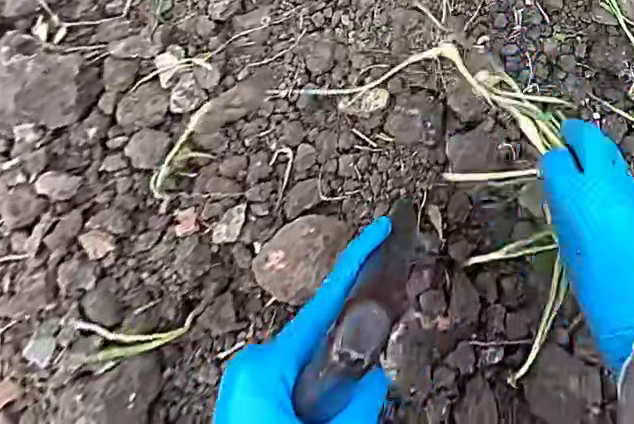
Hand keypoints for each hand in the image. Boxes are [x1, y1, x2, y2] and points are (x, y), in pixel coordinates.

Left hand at [215, 217, 394, 423]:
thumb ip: (359, 400)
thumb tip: (371, 380)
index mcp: (266, 365)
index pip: (325, 298)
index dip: (358, 257)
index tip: (381, 227)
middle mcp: (253, 369)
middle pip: (320, 329)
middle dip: (354, 327)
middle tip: (384, 328)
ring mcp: (248, 389)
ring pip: (311, 360)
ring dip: (338, 366)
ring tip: (346, 400)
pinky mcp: (250, 407)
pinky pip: (297, 382)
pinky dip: (322, 386)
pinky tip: (334, 406)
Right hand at [540, 119, 633, 370]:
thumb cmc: (602, 297)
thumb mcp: (570, 256)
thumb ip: (565, 217)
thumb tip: (561, 194)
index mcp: (579, 201)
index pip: (558, 161)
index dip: (552, 161)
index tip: (550, 163)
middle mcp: (608, 185)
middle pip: (591, 139)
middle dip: (576, 134)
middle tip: (567, 134)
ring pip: (613, 157)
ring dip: (599, 158)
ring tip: (588, 169)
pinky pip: (630, 182)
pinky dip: (618, 184)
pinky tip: (613, 202)